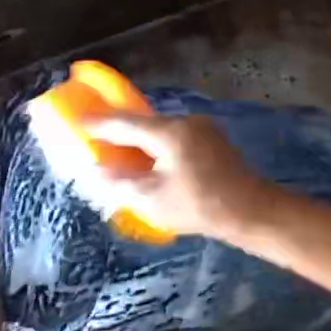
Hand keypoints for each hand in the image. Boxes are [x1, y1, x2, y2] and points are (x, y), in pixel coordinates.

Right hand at [76, 112, 287, 239]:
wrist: (251, 210)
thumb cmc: (199, 206)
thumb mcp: (153, 199)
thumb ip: (122, 182)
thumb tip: (97, 170)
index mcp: (169, 132)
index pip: (126, 123)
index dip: (100, 123)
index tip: (79, 120)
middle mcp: (186, 122)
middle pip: (145, 123)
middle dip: (122, 132)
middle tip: (99, 140)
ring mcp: (203, 128)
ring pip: (163, 130)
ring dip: (144, 141)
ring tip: (125, 155)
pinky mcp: (213, 139)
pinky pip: (177, 137)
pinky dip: (161, 146)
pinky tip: (156, 162)